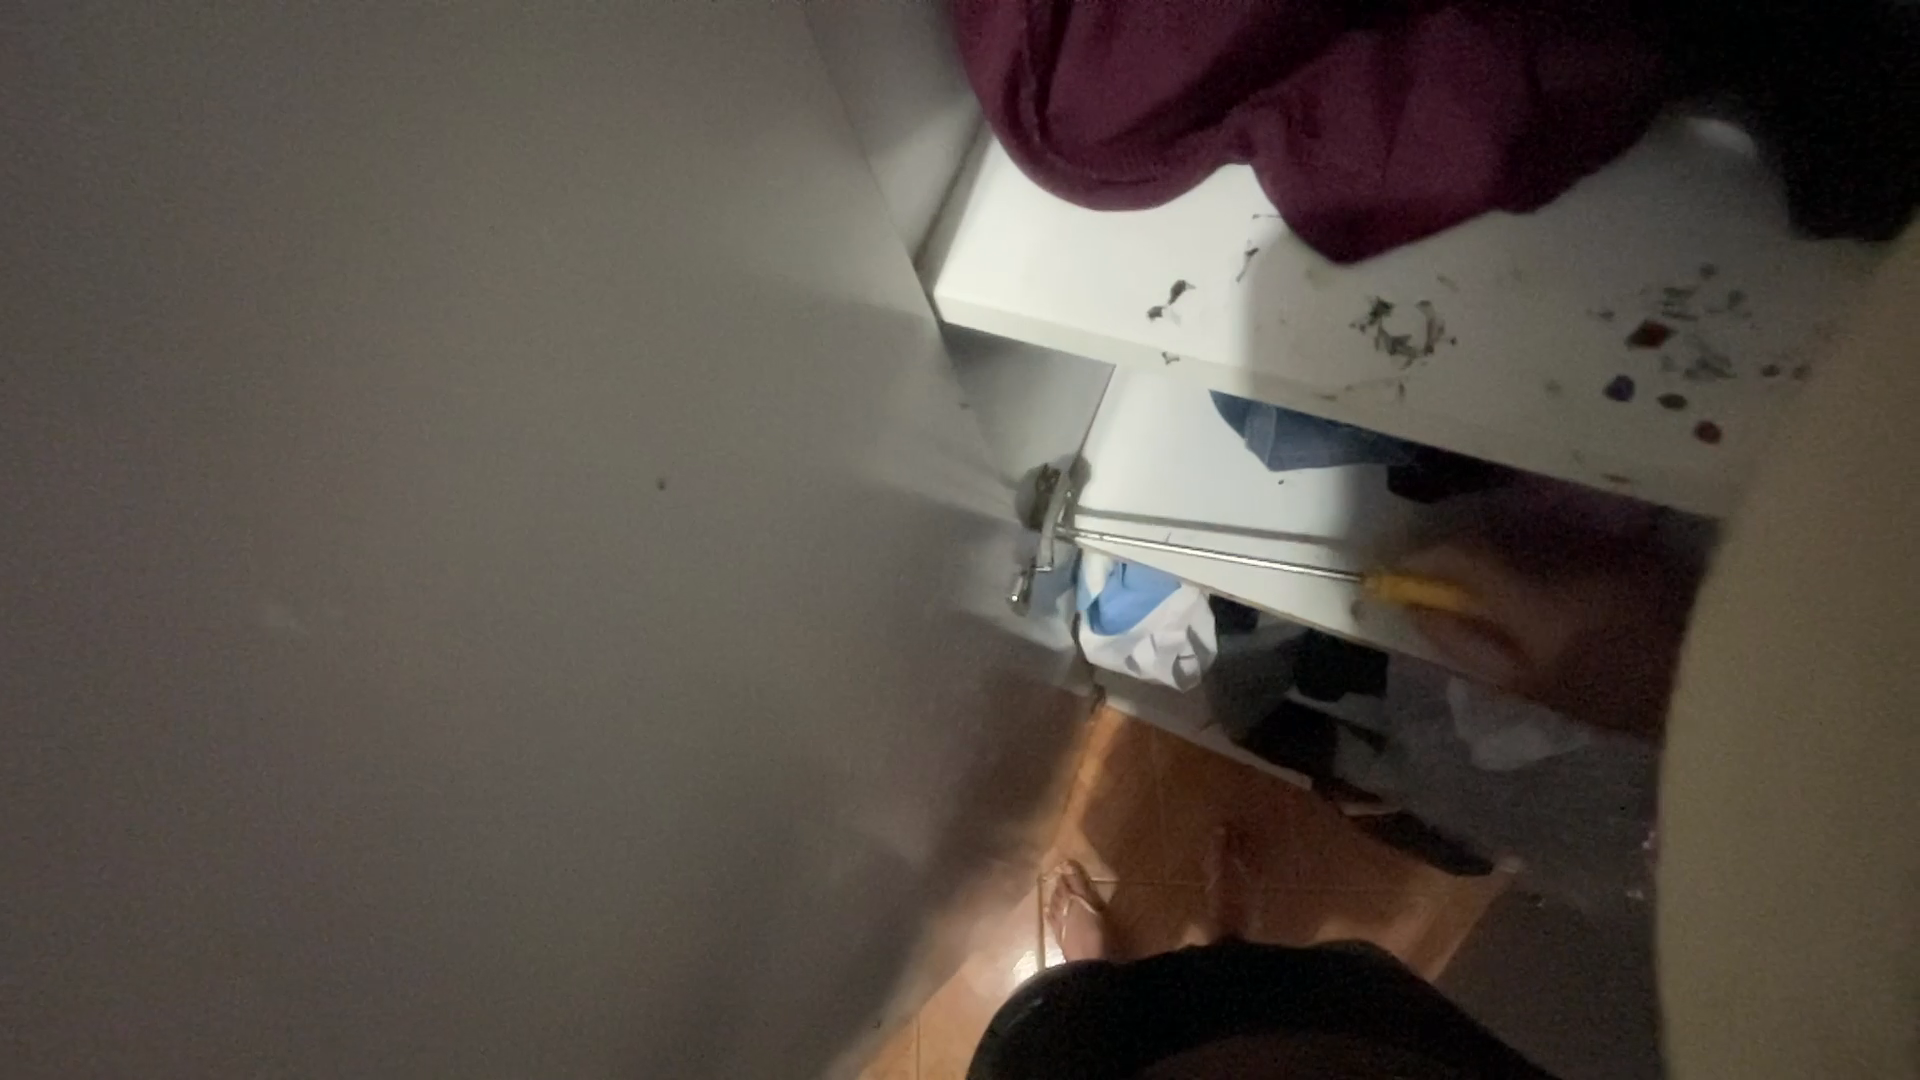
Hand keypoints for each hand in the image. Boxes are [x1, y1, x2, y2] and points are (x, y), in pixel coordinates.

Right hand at [1398, 538, 1695, 739]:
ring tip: (1488, 589)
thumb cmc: (1614, 697)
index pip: (1458, 554)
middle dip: (1454, 559)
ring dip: (1492, 556)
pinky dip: (1531, 556)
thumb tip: (1414, 608)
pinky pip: (1556, 540)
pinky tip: (1540, 585)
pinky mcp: (1626, 546)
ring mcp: (1598, 546)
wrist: (1732, 686)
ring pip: (1520, 536)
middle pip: (1486, 538)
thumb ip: (1461, 642)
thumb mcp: (1523, 684)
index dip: (1420, 560)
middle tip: (1438, 586)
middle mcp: (1563, 555)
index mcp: (1532, 595)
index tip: (1399, 575)